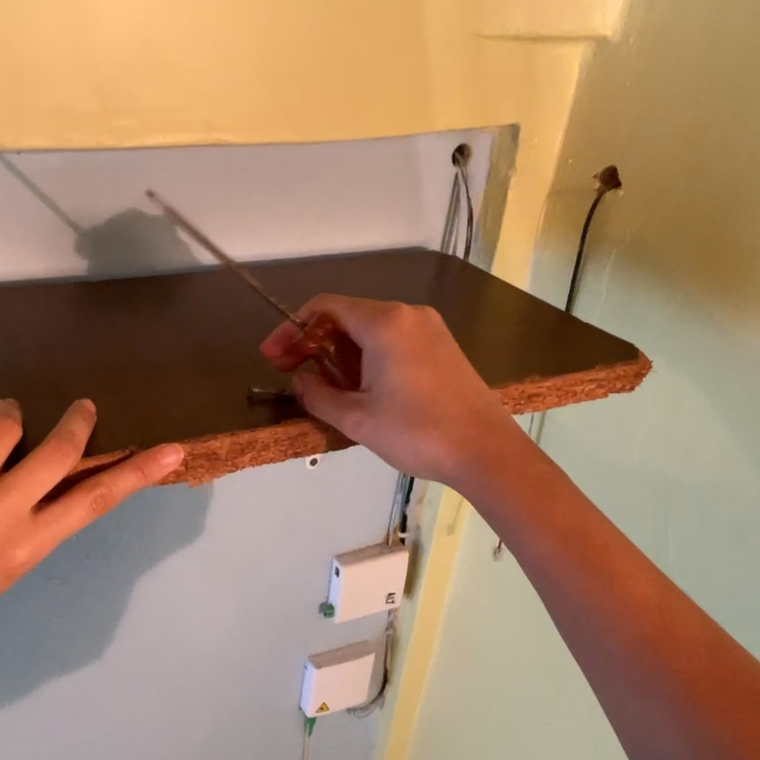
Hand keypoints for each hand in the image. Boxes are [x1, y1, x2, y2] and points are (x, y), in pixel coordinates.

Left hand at [0, 398, 183, 668]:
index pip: (95, 500)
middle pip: (59, 448)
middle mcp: (0, 511)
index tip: (173, 449)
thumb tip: (33, 475)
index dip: (138, 472)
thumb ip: (21, 526)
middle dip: (76, 420)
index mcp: (26, 546)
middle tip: (80, 406)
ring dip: (8, 416)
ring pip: (2, 425)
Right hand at [259, 295, 521, 490]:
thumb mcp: (357, 419)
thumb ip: (319, 396)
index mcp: (384, 323)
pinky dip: (369, 357)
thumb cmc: (418, 433)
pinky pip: (394, 341)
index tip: (273, 358)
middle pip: (348, 316)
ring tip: (327, 390)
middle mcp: (408, 315)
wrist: (486, 452)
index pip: (325, 307)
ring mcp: (430, 330)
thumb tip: (301, 382)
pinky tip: (363, 389)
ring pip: (371, 330)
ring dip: (342, 354)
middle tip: (294, 375)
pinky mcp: (443, 348)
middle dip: (315, 343)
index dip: (292, 330)